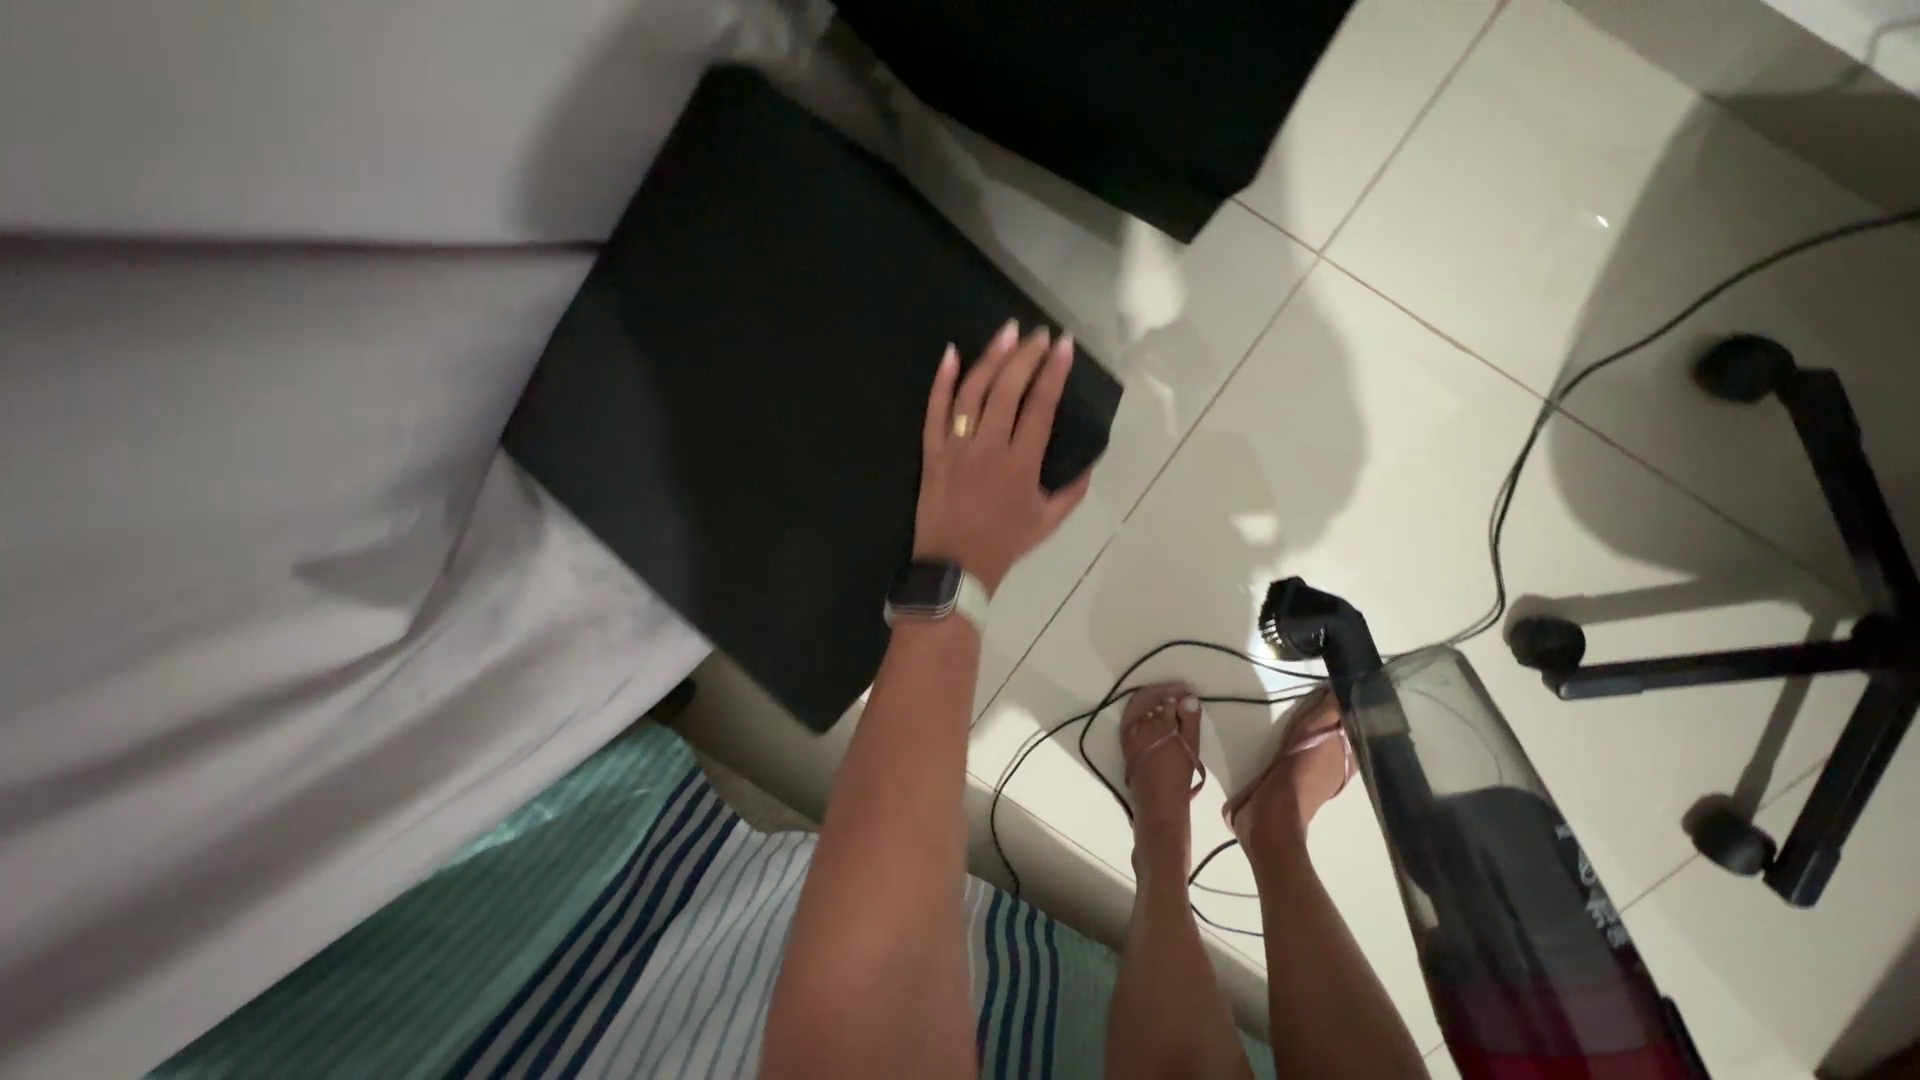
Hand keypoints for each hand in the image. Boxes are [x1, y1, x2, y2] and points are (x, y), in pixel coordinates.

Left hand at [913, 320, 1091, 594]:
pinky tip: (951, 354)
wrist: (955, 568)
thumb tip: (1090, 461)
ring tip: (1007, 333)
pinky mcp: (931, 453)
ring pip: (972, 394)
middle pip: (1007, 391)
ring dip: (990, 359)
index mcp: (1021, 464)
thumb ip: (1073, 490)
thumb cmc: (1004, 544)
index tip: (1064, 346)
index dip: (1053, 373)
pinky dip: (941, 382)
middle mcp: (988, 449)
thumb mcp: (1049, 522)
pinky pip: (934, 412)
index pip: (1040, 407)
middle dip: (1026, 357)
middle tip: (1039, 334)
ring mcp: (956, 449)